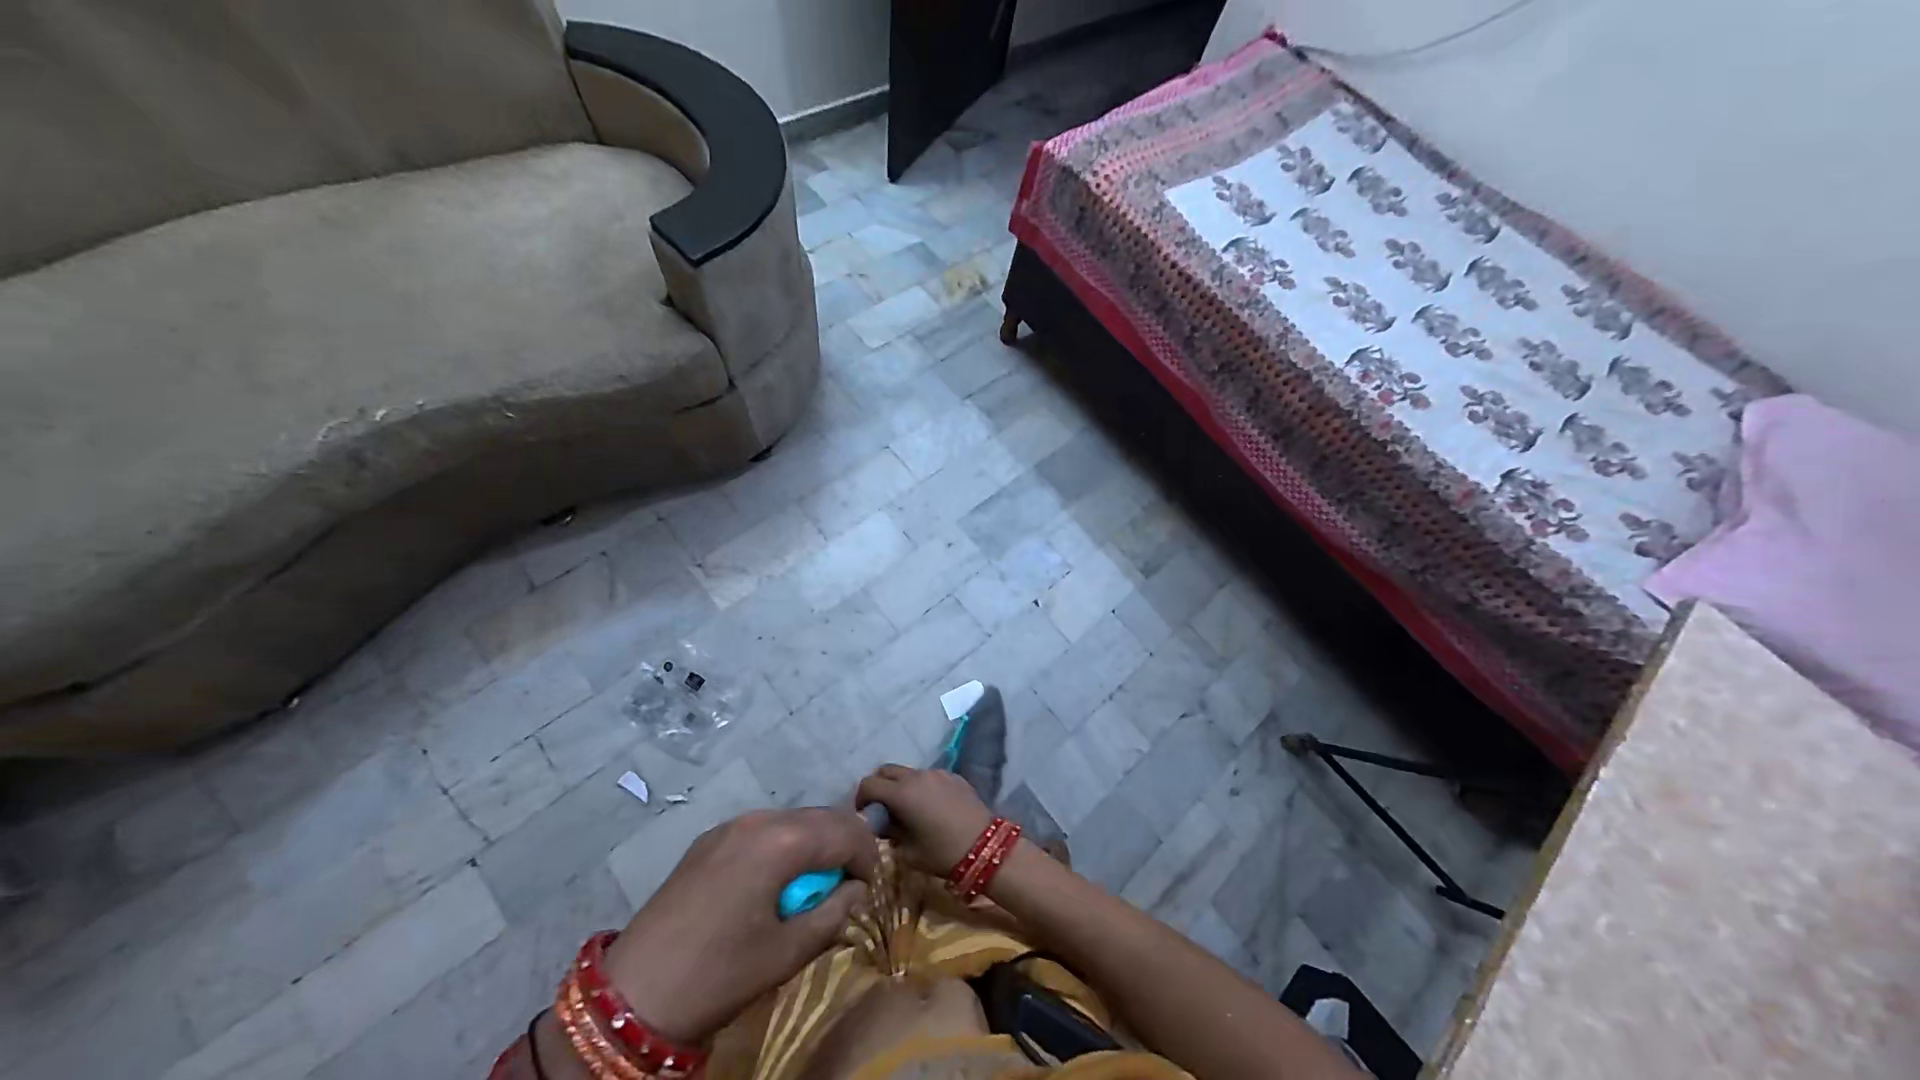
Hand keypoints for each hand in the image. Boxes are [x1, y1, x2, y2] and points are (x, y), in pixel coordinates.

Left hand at [602, 808, 877, 1042]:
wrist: (633, 992)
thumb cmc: (719, 974)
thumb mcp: (788, 952)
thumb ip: (834, 913)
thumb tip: (856, 891)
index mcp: (781, 842)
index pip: (846, 832)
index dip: (868, 856)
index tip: (870, 887)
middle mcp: (758, 820)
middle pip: (820, 818)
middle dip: (844, 845)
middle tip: (849, 885)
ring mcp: (730, 826)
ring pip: (792, 821)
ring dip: (814, 844)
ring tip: (813, 885)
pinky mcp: (710, 840)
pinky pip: (763, 830)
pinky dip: (784, 846)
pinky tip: (776, 881)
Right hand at [855, 764, 994, 874]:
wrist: (985, 847)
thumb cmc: (942, 853)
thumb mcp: (908, 852)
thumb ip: (890, 833)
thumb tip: (883, 824)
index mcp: (902, 793)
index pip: (869, 784)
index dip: (861, 797)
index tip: (864, 812)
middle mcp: (917, 776)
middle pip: (887, 770)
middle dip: (879, 785)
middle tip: (882, 807)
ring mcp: (938, 773)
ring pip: (910, 772)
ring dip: (902, 785)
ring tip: (909, 807)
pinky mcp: (954, 776)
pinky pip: (931, 777)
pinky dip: (924, 787)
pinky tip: (932, 807)